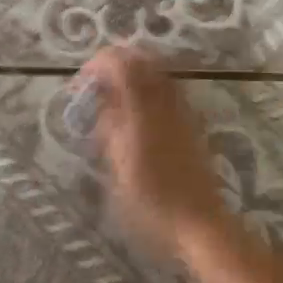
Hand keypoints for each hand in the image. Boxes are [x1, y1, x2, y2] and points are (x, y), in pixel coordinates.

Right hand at [84, 45, 233, 259]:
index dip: (98, 64)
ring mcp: (182, 109)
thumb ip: (109, 126)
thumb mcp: (119, 166)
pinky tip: (137, 111)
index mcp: (143, 109)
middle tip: (95, 86)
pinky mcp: (192, 121)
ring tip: (112, 96)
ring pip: (156, 72)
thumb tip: (100, 100)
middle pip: (141, 60)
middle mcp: (165, 101)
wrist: (200, 222)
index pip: (121, 64)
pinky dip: (148, 88)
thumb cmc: (152, 200)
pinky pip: (168, 88)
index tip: (81, 84)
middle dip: (114, 65)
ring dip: (132, 74)